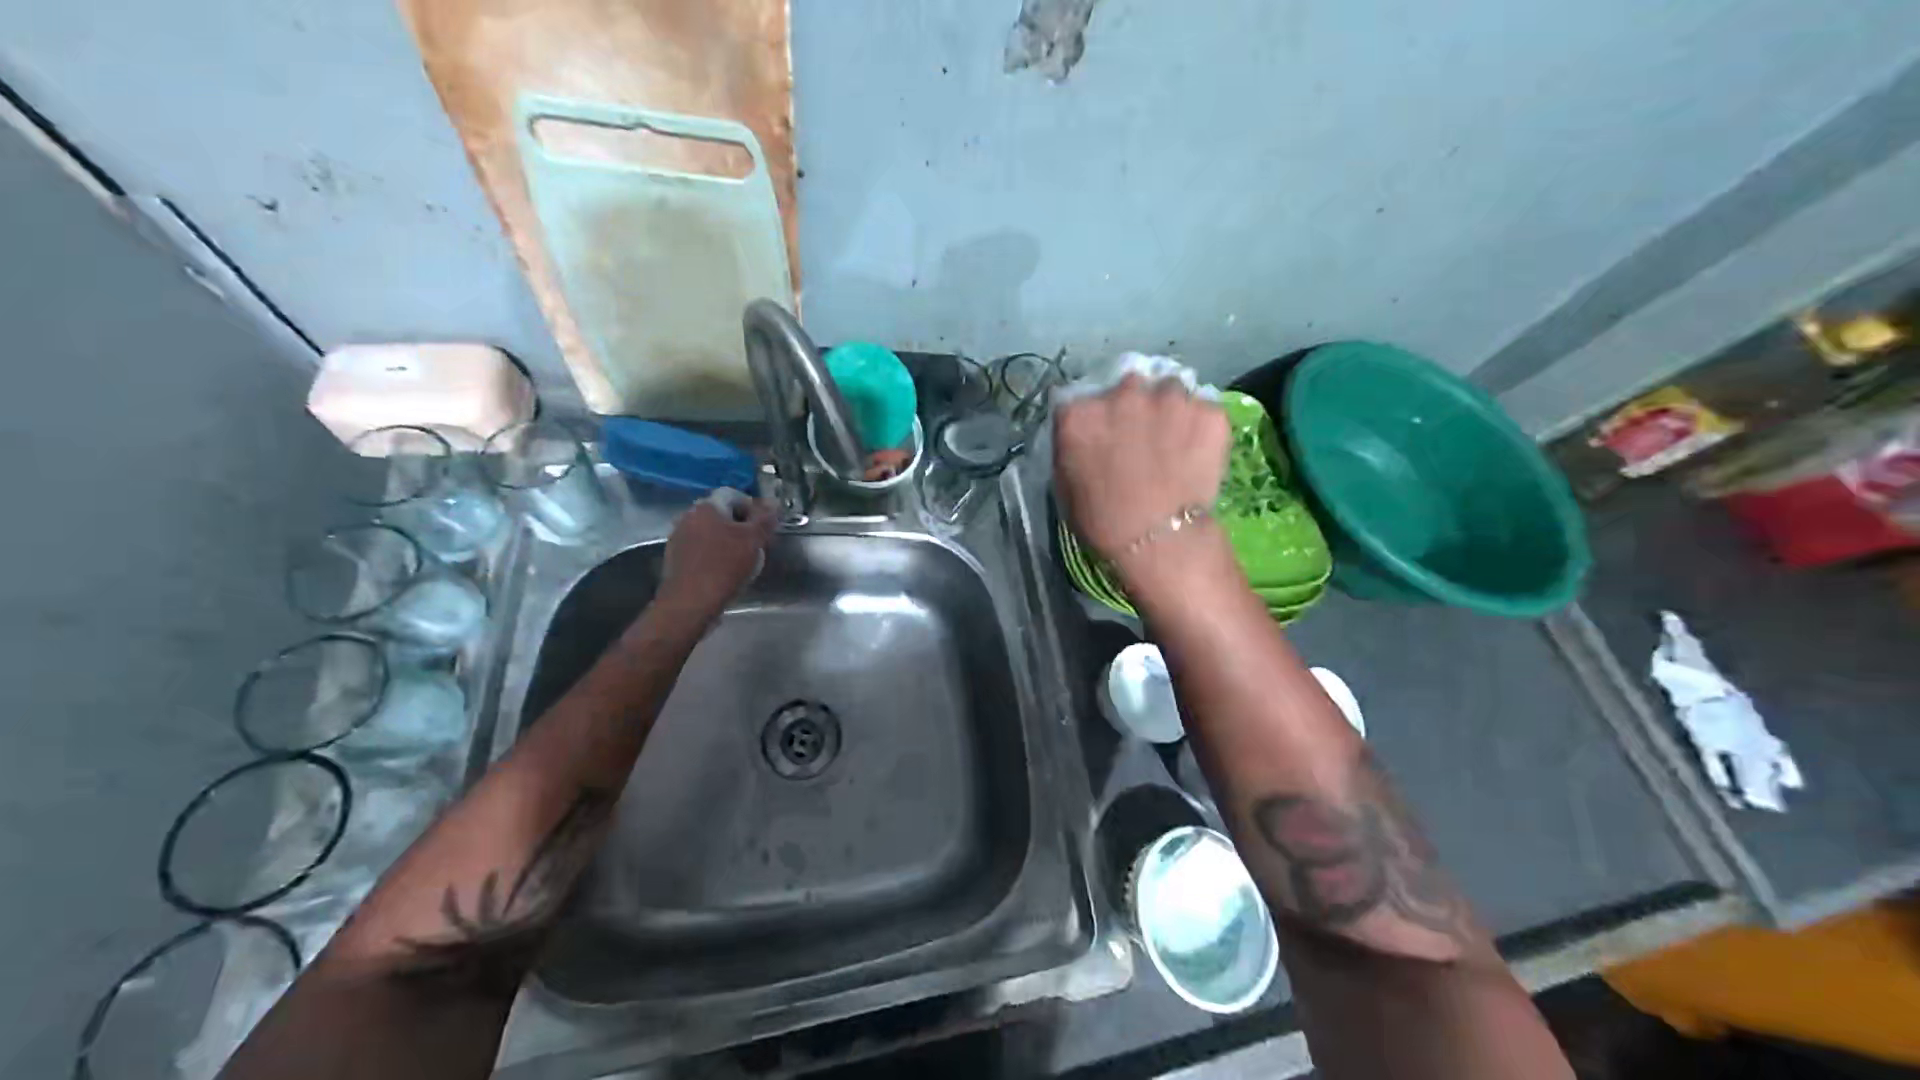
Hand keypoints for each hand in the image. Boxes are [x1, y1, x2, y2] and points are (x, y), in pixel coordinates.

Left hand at [658, 495, 776, 622]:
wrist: (690, 603)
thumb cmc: (725, 567)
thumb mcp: (753, 541)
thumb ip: (764, 519)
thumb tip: (773, 502)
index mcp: (706, 507)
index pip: (734, 495)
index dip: (753, 508)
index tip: (764, 528)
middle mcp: (688, 517)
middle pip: (721, 514)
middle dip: (741, 526)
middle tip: (756, 544)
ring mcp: (678, 538)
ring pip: (710, 532)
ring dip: (727, 541)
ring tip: (742, 562)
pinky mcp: (675, 559)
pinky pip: (700, 549)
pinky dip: (714, 555)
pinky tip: (724, 573)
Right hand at [1053, 375, 1230, 569]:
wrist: (1159, 540)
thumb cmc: (1101, 521)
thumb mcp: (1065, 483)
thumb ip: (1072, 445)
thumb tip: (1085, 434)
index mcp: (1080, 411)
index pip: (1081, 397)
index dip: (1095, 415)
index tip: (1103, 433)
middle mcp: (1122, 391)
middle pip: (1129, 384)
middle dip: (1134, 405)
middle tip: (1142, 436)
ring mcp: (1169, 397)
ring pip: (1171, 389)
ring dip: (1170, 409)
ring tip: (1175, 441)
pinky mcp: (1207, 410)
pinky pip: (1204, 408)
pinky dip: (1202, 426)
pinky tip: (1198, 451)